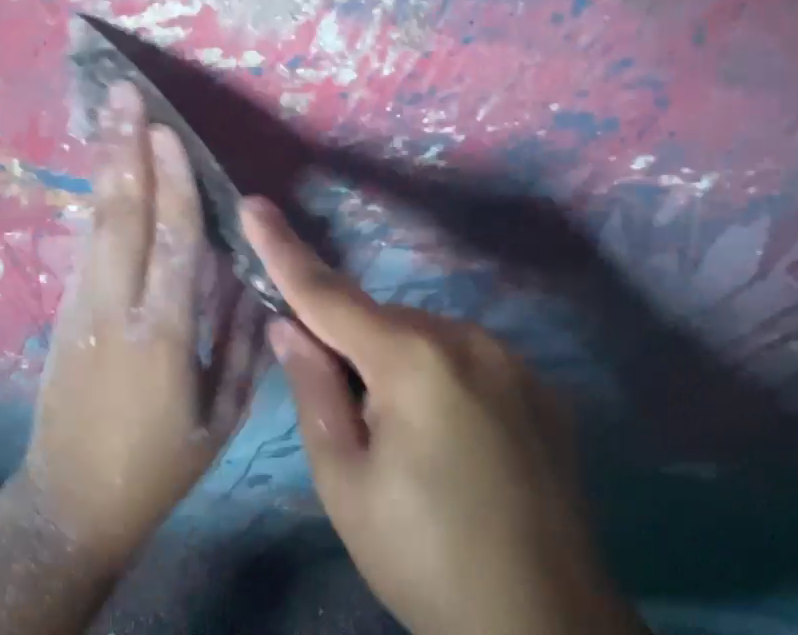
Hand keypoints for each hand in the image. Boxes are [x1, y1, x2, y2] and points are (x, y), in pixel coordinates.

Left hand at [22, 82, 264, 568]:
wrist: (68, 502)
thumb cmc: (158, 467)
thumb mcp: (219, 419)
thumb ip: (241, 344)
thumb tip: (253, 279)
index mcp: (161, 339)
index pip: (173, 247)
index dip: (174, 186)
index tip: (170, 134)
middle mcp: (114, 311)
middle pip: (122, 218)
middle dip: (125, 152)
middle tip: (125, 96)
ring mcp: (80, 308)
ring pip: (96, 225)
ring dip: (106, 166)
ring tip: (111, 116)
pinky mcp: (64, 312)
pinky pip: (85, 247)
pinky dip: (98, 204)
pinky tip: (106, 172)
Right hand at [244, 199, 645, 634]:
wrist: (544, 626)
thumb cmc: (423, 555)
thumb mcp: (345, 482)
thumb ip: (314, 390)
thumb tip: (290, 325)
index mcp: (412, 359)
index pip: (328, 294)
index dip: (283, 250)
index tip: (253, 206)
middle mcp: (468, 340)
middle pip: (381, 323)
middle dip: (351, 349)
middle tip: (348, 423)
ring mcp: (513, 363)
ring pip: (426, 341)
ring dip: (398, 368)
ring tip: (407, 449)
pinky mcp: (543, 391)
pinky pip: (468, 364)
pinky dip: (441, 383)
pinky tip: (453, 450)